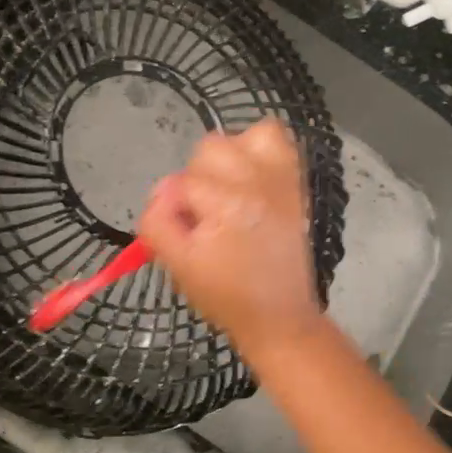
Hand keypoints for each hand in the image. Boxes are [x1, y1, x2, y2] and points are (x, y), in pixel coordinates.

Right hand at [136, 119, 322, 355]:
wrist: (277, 316)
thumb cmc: (224, 295)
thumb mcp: (176, 264)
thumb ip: (158, 221)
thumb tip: (162, 193)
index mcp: (227, 204)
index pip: (180, 183)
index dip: (173, 208)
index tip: (184, 235)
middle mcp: (258, 182)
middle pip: (209, 149)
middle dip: (197, 178)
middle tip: (203, 214)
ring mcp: (280, 180)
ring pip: (243, 136)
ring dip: (227, 160)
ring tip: (225, 191)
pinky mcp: (294, 183)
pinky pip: (277, 139)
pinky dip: (258, 149)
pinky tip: (248, 177)